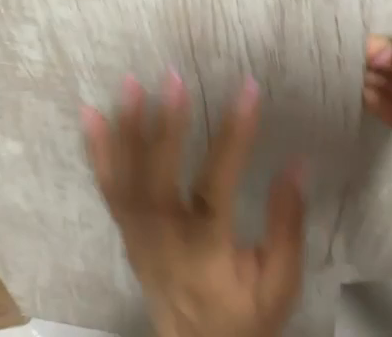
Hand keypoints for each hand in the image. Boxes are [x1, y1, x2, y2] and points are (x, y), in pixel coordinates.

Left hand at [83, 73, 305, 336]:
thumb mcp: (280, 282)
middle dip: (166, 125)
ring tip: (129, 83)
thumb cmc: (245, 315)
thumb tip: (297, 163)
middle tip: (174, 77)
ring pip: (126, 181)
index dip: (233, 135)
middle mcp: (164, 241)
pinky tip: (94, 116)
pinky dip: (100, 151)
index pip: (216, 185)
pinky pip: (110, 190)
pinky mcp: (127, 234)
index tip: (248, 88)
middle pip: (158, 180)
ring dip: (126, 129)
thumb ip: (286, 223)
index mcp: (205, 251)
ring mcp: (138, 238)